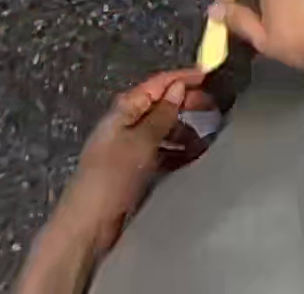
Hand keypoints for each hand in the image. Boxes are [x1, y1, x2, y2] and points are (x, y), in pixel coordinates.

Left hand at [57, 69, 212, 250]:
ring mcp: (131, 146)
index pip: (158, 83)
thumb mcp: (141, 141)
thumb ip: (162, 115)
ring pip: (164, 129)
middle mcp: (128, 122)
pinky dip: (178, 152)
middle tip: (214, 105)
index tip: (208, 77)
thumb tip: (178, 88)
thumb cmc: (111, 176)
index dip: (182, 78)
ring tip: (208, 137)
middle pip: (162, 104)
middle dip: (187, 103)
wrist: (88, 225)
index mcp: (126, 108)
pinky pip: (162, 152)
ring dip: (185, 130)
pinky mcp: (135, 169)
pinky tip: (194, 157)